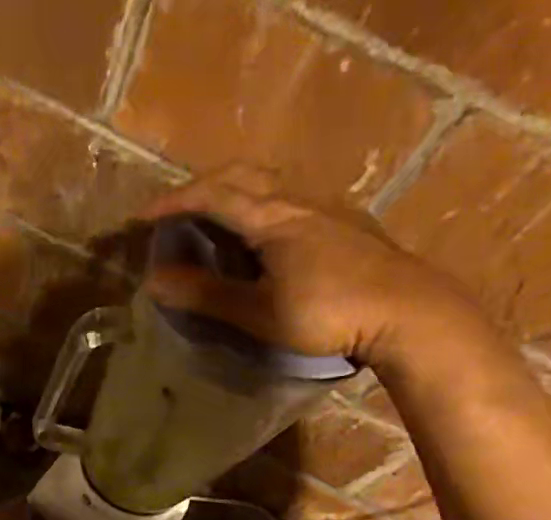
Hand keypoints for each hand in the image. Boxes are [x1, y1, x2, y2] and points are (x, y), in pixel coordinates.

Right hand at [143, 166, 499, 370]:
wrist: (408, 311)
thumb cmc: (329, 314)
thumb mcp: (261, 313)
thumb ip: (208, 296)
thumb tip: (154, 282)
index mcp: (272, 217)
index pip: (211, 195)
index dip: (173, 202)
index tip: (142, 217)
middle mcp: (298, 199)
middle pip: (241, 174)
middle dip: (202, 185)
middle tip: (177, 209)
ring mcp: (327, 206)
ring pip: (271, 181)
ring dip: (235, 190)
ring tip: (218, 217)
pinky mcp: (347, 221)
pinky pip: (293, 196)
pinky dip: (264, 202)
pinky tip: (270, 231)